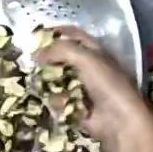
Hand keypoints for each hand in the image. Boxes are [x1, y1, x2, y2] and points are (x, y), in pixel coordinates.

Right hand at [36, 28, 152, 151]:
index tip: (39, 34)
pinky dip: (59, 103)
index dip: (59, 32)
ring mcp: (85, 90)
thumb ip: (61, 50)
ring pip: (60, 82)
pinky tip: (62, 104)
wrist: (119, 119)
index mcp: (97, 53)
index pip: (76, 36)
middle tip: (33, 61)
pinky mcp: (79, 108)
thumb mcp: (86, 59)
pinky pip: (62, 102)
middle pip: (65, 59)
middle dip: (50, 60)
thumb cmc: (106, 83)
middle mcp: (91, 69)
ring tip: (41, 83)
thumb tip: (37, 53)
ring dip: (51, 83)